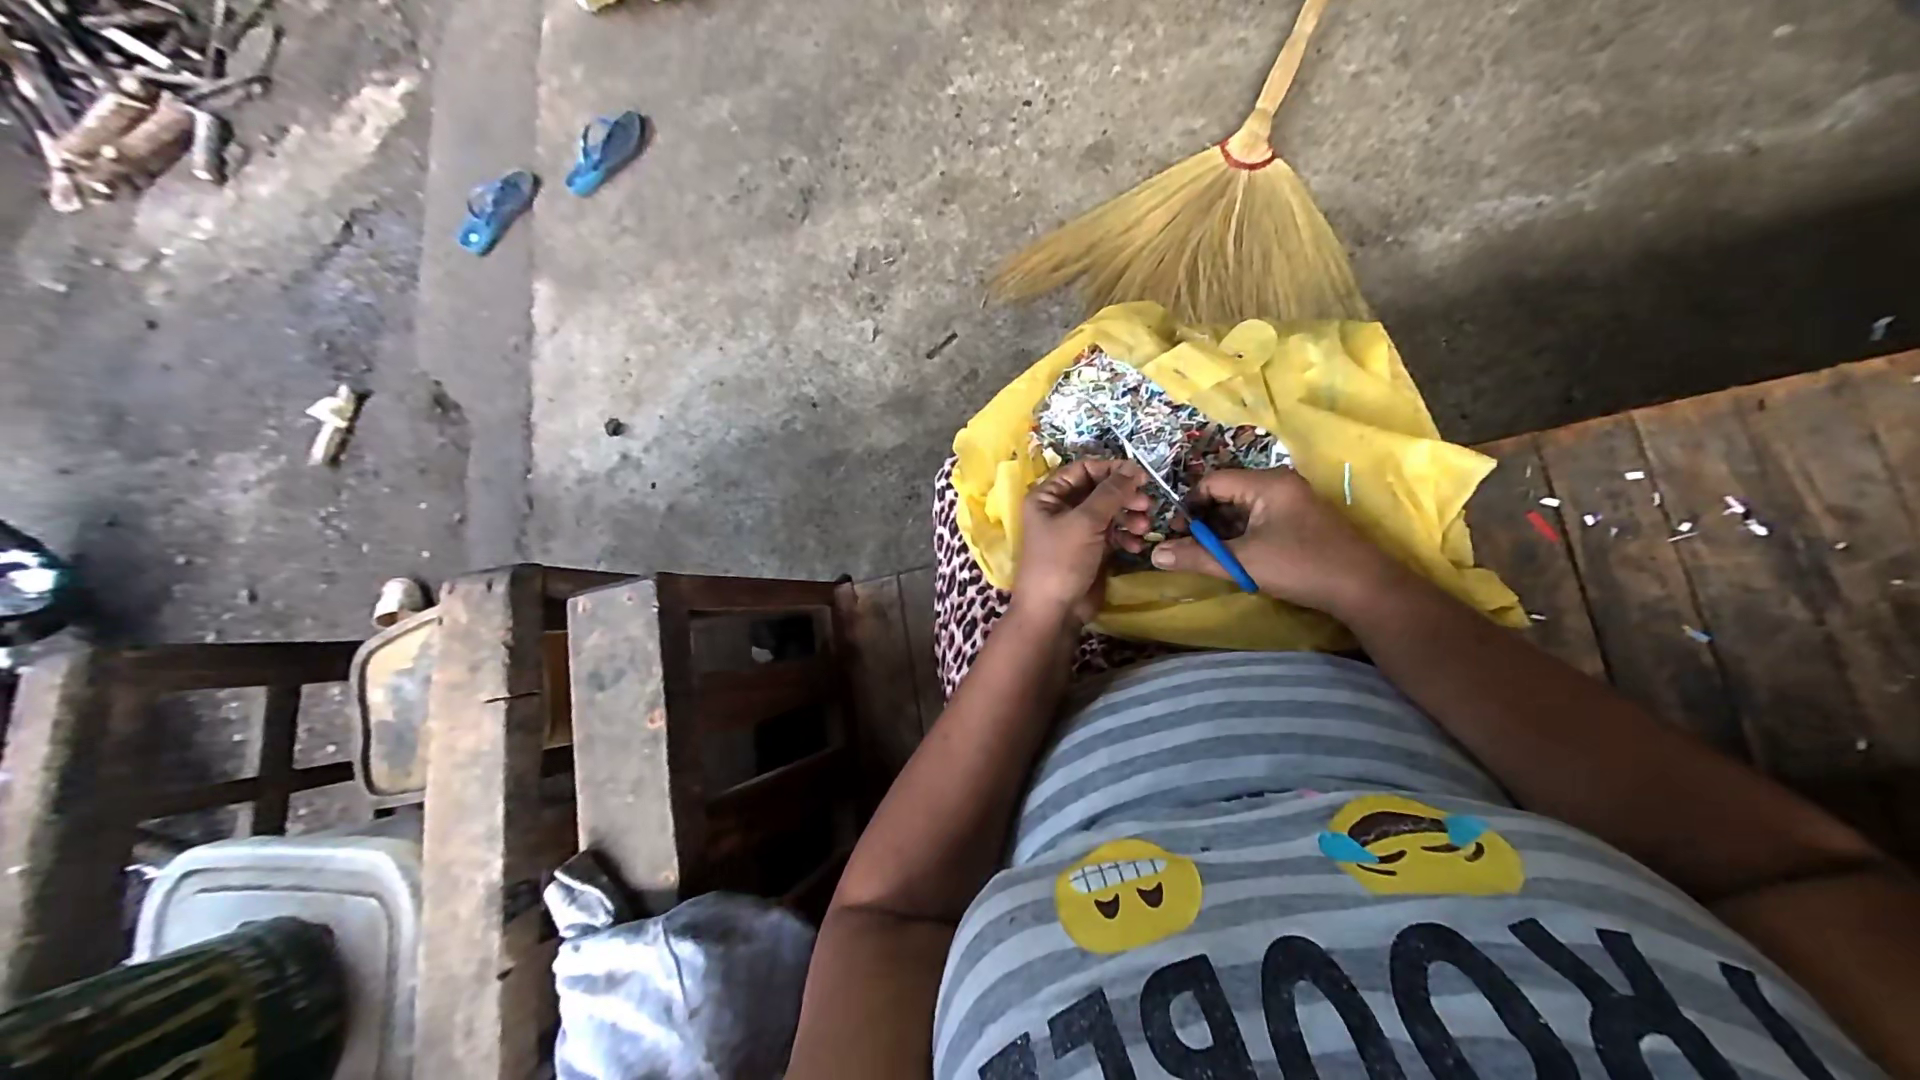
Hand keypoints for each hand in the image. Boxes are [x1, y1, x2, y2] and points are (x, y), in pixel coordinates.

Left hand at [1012, 459, 1151, 625]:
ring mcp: (1076, 530)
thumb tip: (1133, 468)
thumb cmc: (1062, 560)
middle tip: (1146, 504)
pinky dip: (1125, 536)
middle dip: (1124, 496)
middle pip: (1099, 490)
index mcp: (1048, 496)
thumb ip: (1111, 493)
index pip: (1083, 469)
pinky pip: (1112, 534)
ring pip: (1109, 512)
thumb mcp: (1085, 522)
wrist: (1055, 611)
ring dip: (1129, 517)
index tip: (1140, 475)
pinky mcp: (1091, 549)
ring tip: (1143, 527)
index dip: (1111, 469)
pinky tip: (1134, 545)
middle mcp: (1061, 509)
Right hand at [1148, 468, 1410, 615]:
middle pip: (1226, 493)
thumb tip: (1155, 555)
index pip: (1212, 482)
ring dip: (1223, 530)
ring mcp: (1293, 501)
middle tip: (1190, 546)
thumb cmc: (1301, 566)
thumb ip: (1197, 557)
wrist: (1365, 588)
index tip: (1177, 533)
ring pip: (1242, 508)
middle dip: (1204, 519)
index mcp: (1266, 483)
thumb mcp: (1242, 562)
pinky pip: (1259, 518)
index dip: (1189, 505)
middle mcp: (1280, 484)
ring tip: (1211, 555)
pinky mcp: (1301, 520)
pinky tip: (1238, 557)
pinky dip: (1242, 534)